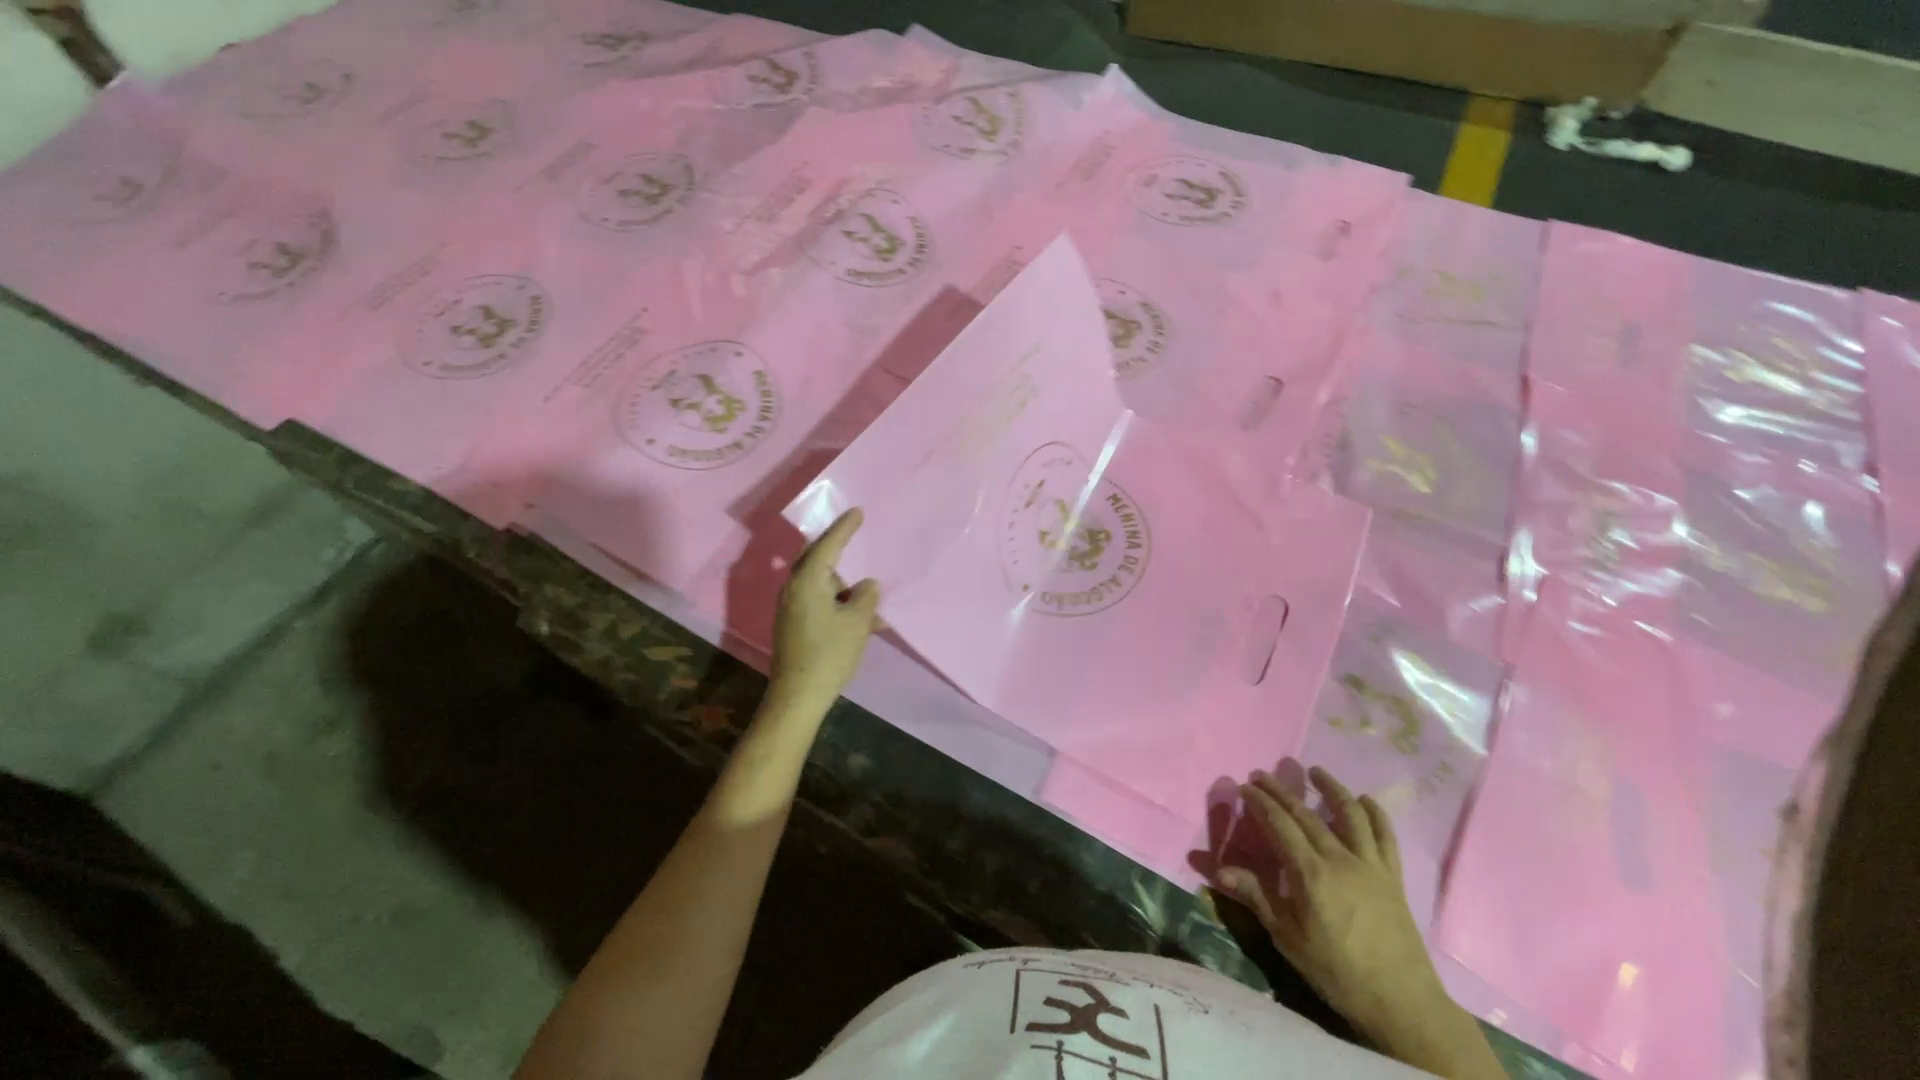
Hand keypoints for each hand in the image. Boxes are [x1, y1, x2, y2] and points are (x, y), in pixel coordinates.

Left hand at [767, 509, 880, 715]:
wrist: (798, 695)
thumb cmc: (830, 653)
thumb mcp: (857, 622)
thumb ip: (866, 596)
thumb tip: (866, 585)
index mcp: (807, 580)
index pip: (828, 544)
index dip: (845, 528)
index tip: (858, 512)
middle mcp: (793, 588)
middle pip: (820, 563)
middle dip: (842, 561)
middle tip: (859, 552)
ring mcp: (790, 608)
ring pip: (823, 587)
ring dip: (847, 593)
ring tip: (873, 613)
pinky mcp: (793, 626)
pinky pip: (819, 604)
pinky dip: (839, 607)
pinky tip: (860, 624)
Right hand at [1216, 764, 1463, 1054]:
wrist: (1398, 998)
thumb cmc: (1335, 971)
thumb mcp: (1287, 937)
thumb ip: (1256, 897)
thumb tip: (1219, 869)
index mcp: (1310, 873)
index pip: (1280, 826)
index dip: (1261, 803)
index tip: (1245, 786)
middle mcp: (1340, 859)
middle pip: (1308, 815)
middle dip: (1283, 792)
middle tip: (1263, 774)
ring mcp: (1370, 865)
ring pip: (1350, 815)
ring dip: (1331, 788)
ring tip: (1316, 771)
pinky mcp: (1393, 876)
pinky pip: (1385, 836)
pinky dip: (1375, 814)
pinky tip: (1365, 800)